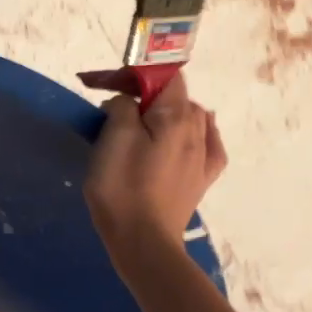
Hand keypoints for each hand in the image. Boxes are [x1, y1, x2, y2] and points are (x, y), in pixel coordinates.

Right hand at [84, 74, 227, 271]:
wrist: (142, 239)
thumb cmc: (122, 183)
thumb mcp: (114, 135)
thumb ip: (124, 107)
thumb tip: (128, 103)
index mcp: (176, 118)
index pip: (166, 76)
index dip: (136, 73)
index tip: (106, 82)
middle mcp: (197, 133)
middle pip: (178, 96)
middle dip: (148, 90)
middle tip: (113, 99)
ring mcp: (203, 158)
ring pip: (192, 117)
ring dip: (167, 110)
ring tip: (140, 118)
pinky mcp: (200, 179)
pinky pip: (206, 142)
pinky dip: (194, 130)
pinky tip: (186, 136)